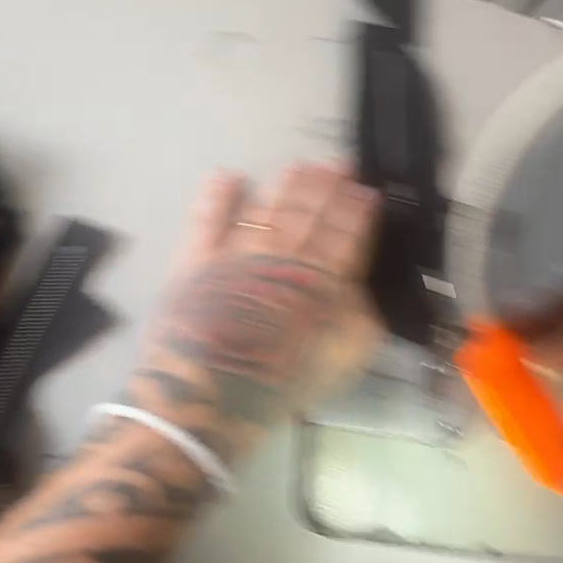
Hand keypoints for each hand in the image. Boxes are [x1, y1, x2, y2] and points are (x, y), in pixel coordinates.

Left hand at [125, 163, 380, 465]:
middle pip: (309, 213)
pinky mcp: (195, 259)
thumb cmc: (278, 385)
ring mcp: (237, 253)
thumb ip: (361, 320)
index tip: (367, 191)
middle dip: (327, 186)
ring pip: (268, 208)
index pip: (345, 235)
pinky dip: (219, 195)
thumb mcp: (342, 360)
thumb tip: (363, 289)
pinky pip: (208, 217)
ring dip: (287, 184)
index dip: (357, 211)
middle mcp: (282, 257)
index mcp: (321, 280)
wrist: (205, 398)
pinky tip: (229, 176)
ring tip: (301, 165)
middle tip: (339, 164)